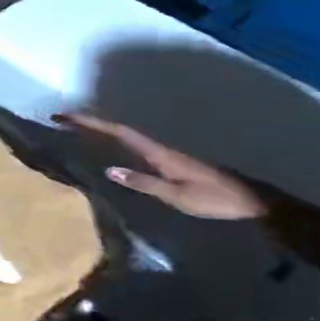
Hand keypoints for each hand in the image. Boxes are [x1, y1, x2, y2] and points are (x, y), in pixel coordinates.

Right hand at [58, 112, 267, 219]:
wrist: (257, 204)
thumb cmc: (217, 200)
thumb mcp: (178, 196)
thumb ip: (143, 182)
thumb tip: (109, 169)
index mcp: (160, 154)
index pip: (120, 133)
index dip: (92, 123)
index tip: (66, 116)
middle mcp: (161, 149)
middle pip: (121, 130)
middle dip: (91, 124)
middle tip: (63, 120)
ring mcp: (168, 155)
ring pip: (128, 137)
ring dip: (102, 131)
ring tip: (78, 131)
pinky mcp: (172, 163)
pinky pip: (136, 147)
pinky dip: (116, 141)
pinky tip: (109, 148)